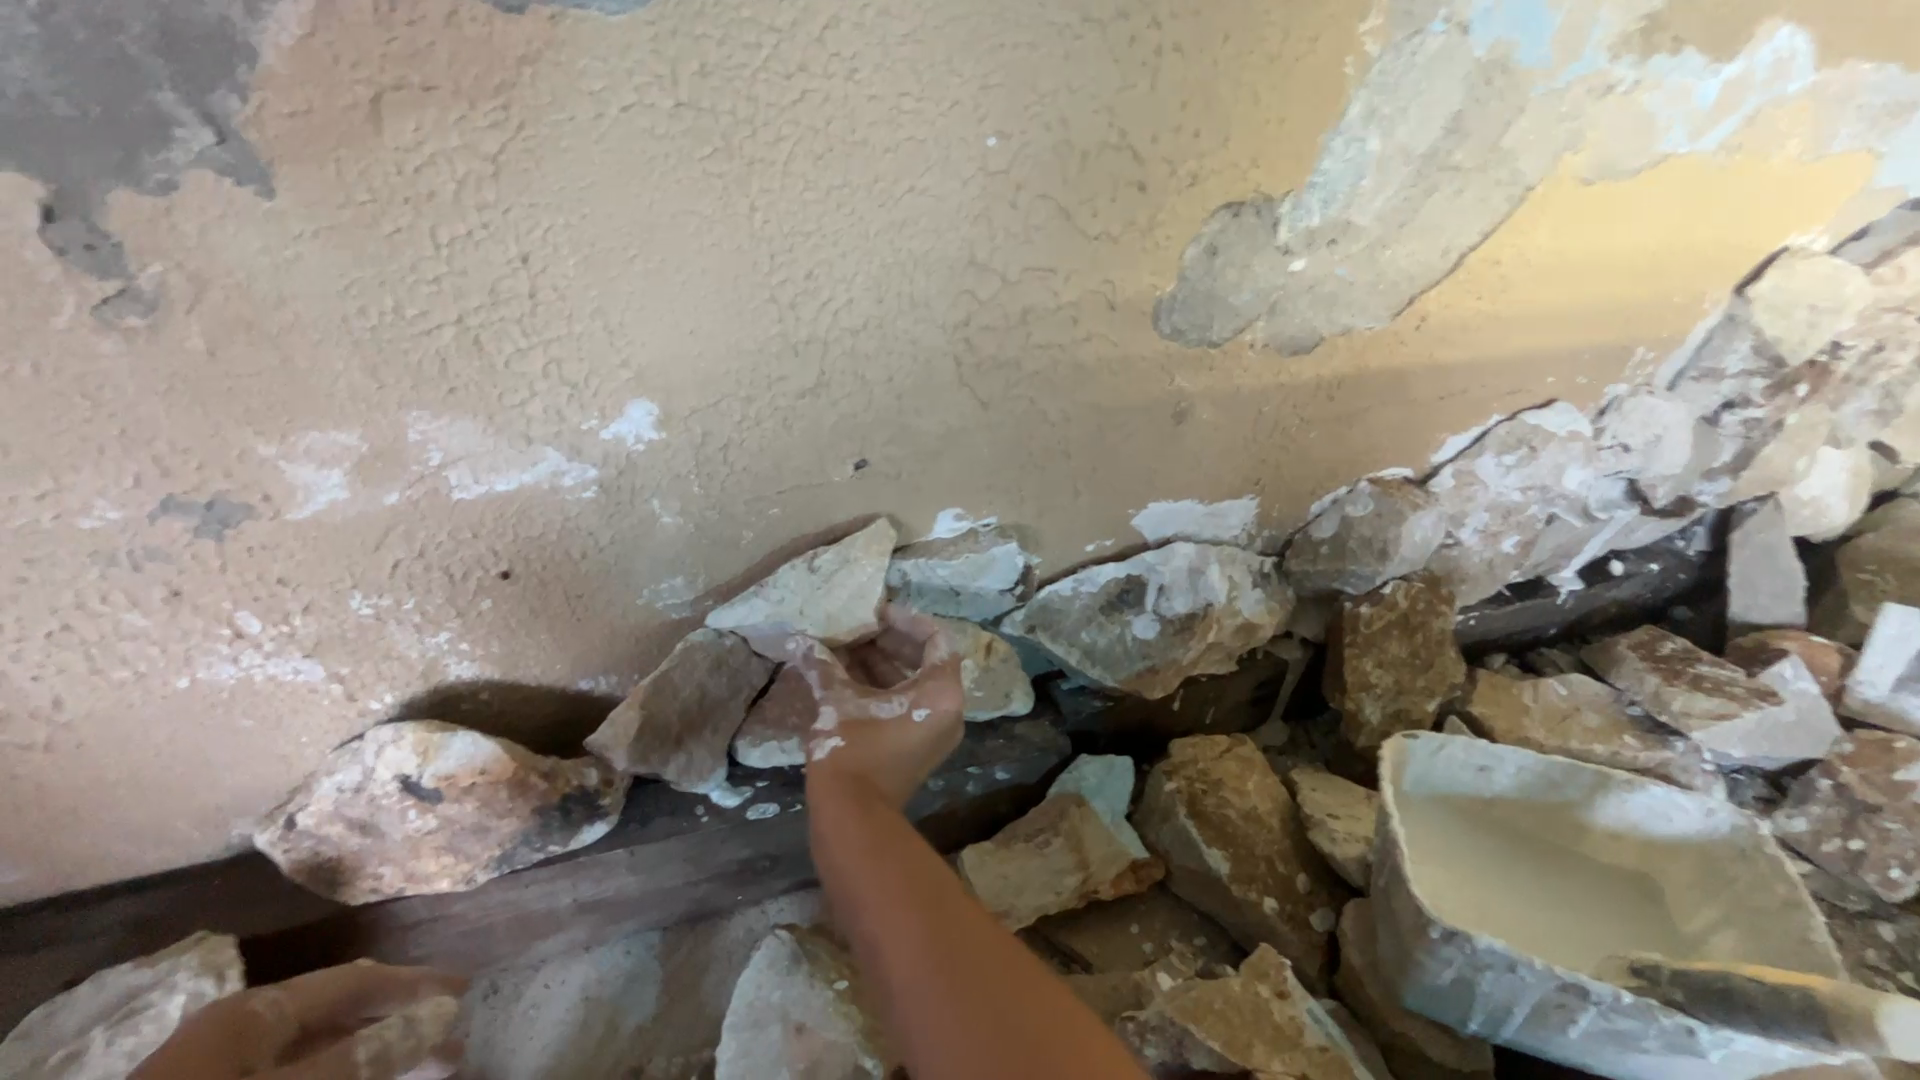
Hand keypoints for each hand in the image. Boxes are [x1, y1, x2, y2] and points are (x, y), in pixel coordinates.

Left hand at [131, 961, 466, 1079]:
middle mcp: (245, 1029)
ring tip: (429, 1066)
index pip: (357, 980)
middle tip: (456, 1039)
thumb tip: (440, 1013)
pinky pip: (300, 1075)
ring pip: (323, 1050)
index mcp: (256, 1011)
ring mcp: (228, 1069)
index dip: (416, 983)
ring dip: (378, 1054)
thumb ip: (362, 1056)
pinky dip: (344, 1076)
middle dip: (403, 1022)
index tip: (468, 988)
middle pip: (342, 1013)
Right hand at [782, 604, 964, 807]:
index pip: (935, 638)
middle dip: (890, 641)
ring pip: (915, 683)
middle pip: (926, 659)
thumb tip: (796, 639)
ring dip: (883, 663)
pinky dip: (885, 688)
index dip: (905, 620)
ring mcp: (937, 730)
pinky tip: (848, 675)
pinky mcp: (921, 745)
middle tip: (858, 628)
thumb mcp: (837, 700)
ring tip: (847, 647)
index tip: (875, 613)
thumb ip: (823, 665)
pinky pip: (910, 704)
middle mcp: (950, 709)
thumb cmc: (853, 750)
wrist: (853, 816)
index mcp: (942, 692)